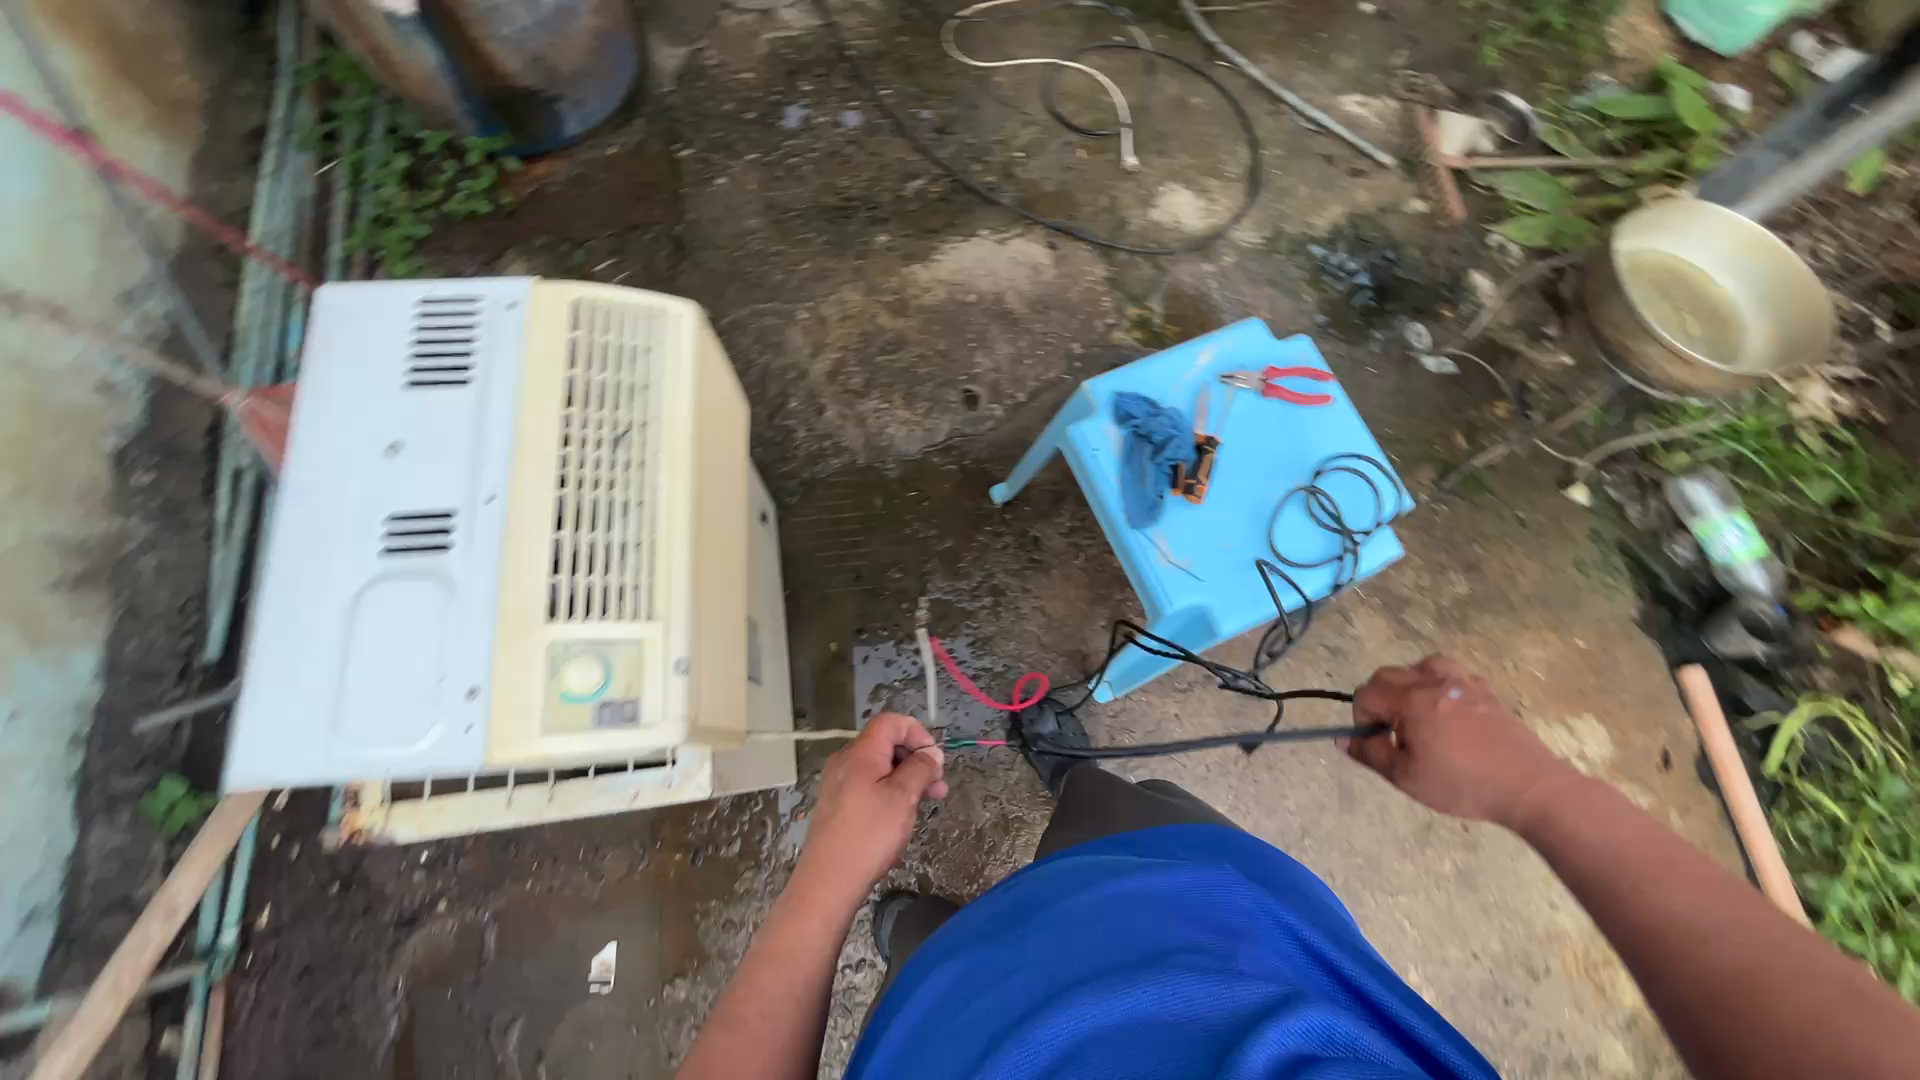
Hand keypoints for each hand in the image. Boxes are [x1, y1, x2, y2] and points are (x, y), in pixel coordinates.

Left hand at [794, 712, 947, 901]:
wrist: (828, 881)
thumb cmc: (869, 835)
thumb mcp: (903, 798)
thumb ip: (920, 769)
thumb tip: (931, 753)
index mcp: (860, 752)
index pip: (890, 722)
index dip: (917, 733)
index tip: (934, 759)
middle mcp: (845, 761)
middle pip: (885, 744)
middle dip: (916, 758)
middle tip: (938, 785)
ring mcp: (838, 784)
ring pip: (879, 767)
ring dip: (907, 777)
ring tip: (929, 802)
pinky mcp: (837, 805)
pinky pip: (869, 785)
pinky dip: (890, 791)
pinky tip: (902, 814)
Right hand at [1341, 655, 1574, 828]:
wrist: (1530, 787)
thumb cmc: (1463, 784)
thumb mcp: (1406, 777)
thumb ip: (1370, 754)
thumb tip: (1342, 739)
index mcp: (1410, 701)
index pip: (1365, 694)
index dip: (1361, 718)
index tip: (1376, 741)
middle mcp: (1432, 682)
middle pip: (1387, 675)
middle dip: (1380, 699)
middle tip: (1393, 731)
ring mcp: (1462, 682)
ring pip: (1420, 666)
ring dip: (1409, 684)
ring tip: (1417, 712)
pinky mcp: (1485, 690)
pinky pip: (1451, 672)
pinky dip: (1439, 683)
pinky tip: (1446, 709)